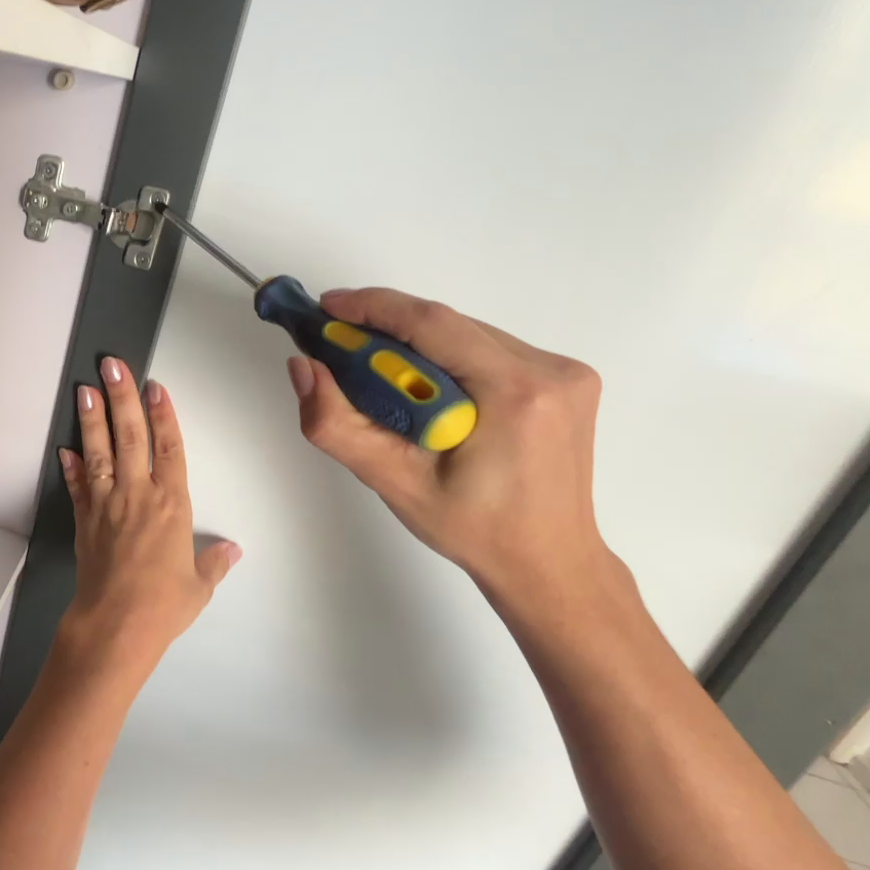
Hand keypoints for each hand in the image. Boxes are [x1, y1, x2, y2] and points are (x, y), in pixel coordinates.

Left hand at [57, 356, 240, 678]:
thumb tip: (231, 550)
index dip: (163, 415)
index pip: (169, 448)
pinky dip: (72, 466)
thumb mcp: (198, 585)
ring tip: (86, 390)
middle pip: (130, 436)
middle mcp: (137, 496)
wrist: (116, 625)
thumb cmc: (163, 606)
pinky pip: (78, 487)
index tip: (155, 387)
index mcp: (172, 505)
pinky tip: (66, 448)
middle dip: (122, 397)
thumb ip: (213, 563)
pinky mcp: (84, 521)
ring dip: (92, 419)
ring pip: (99, 452)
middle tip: (112, 366)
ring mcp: (107, 505)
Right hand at [289, 288, 626, 620]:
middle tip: (335, 343)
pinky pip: (488, 349)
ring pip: (467, 334)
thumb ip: (336, 424)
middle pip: (449, 325)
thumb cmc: (472, 529)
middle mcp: (551, 370)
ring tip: (373, 374)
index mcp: (516, 394)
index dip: (373, 307)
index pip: (433, 324)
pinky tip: (421, 390)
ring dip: (414, 344)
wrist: (548, 562)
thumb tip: (303, 366)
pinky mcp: (566, 379)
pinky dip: (444, 357)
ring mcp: (566, 372)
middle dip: (386, 327)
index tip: (325, 307)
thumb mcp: (392, 481)